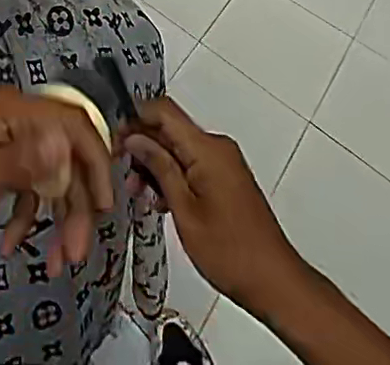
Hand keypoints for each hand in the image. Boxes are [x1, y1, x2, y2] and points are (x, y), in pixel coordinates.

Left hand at [0, 86, 115, 274]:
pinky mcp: (1, 164)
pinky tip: (14, 245)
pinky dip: (28, 217)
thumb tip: (67, 144)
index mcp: (13, 109)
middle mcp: (16, 118)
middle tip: (78, 250)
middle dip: (75, 204)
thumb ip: (28, 160)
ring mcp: (9, 141)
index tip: (103, 205)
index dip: (94, 160)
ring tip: (57, 262)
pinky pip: (30, 187)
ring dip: (57, 218)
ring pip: (51, 175)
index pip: (72, 123)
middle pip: (65, 154)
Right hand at [122, 97, 304, 312]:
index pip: (164, 111)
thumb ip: (159, 168)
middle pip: (170, 129)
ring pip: (179, 148)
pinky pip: (192, 162)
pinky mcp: (225, 176)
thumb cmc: (232, 253)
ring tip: (139, 193)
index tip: (117, 140)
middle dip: (143, 147)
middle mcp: (218, 147)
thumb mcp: (184, 210)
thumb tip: (136, 139)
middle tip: (122, 172)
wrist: (272, 279)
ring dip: (156, 165)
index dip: (136, 119)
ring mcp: (223, 161)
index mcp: (208, 149)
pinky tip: (160, 200)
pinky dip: (173, 175)